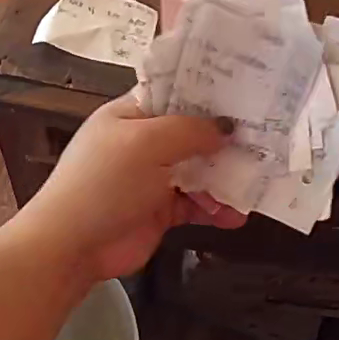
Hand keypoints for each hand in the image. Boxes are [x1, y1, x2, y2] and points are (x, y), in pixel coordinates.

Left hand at [8, 94, 245, 282]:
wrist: (71, 246)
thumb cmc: (104, 183)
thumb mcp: (147, 144)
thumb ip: (190, 131)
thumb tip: (227, 129)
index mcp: (134, 114)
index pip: (176, 93)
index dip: (210, 93)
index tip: (249, 93)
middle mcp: (145, 143)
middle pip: (195, 134)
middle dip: (228, 140)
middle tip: (267, 141)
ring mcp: (153, 178)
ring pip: (200, 172)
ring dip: (226, 179)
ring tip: (256, 185)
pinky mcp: (161, 211)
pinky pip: (197, 205)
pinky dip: (216, 210)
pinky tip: (236, 217)